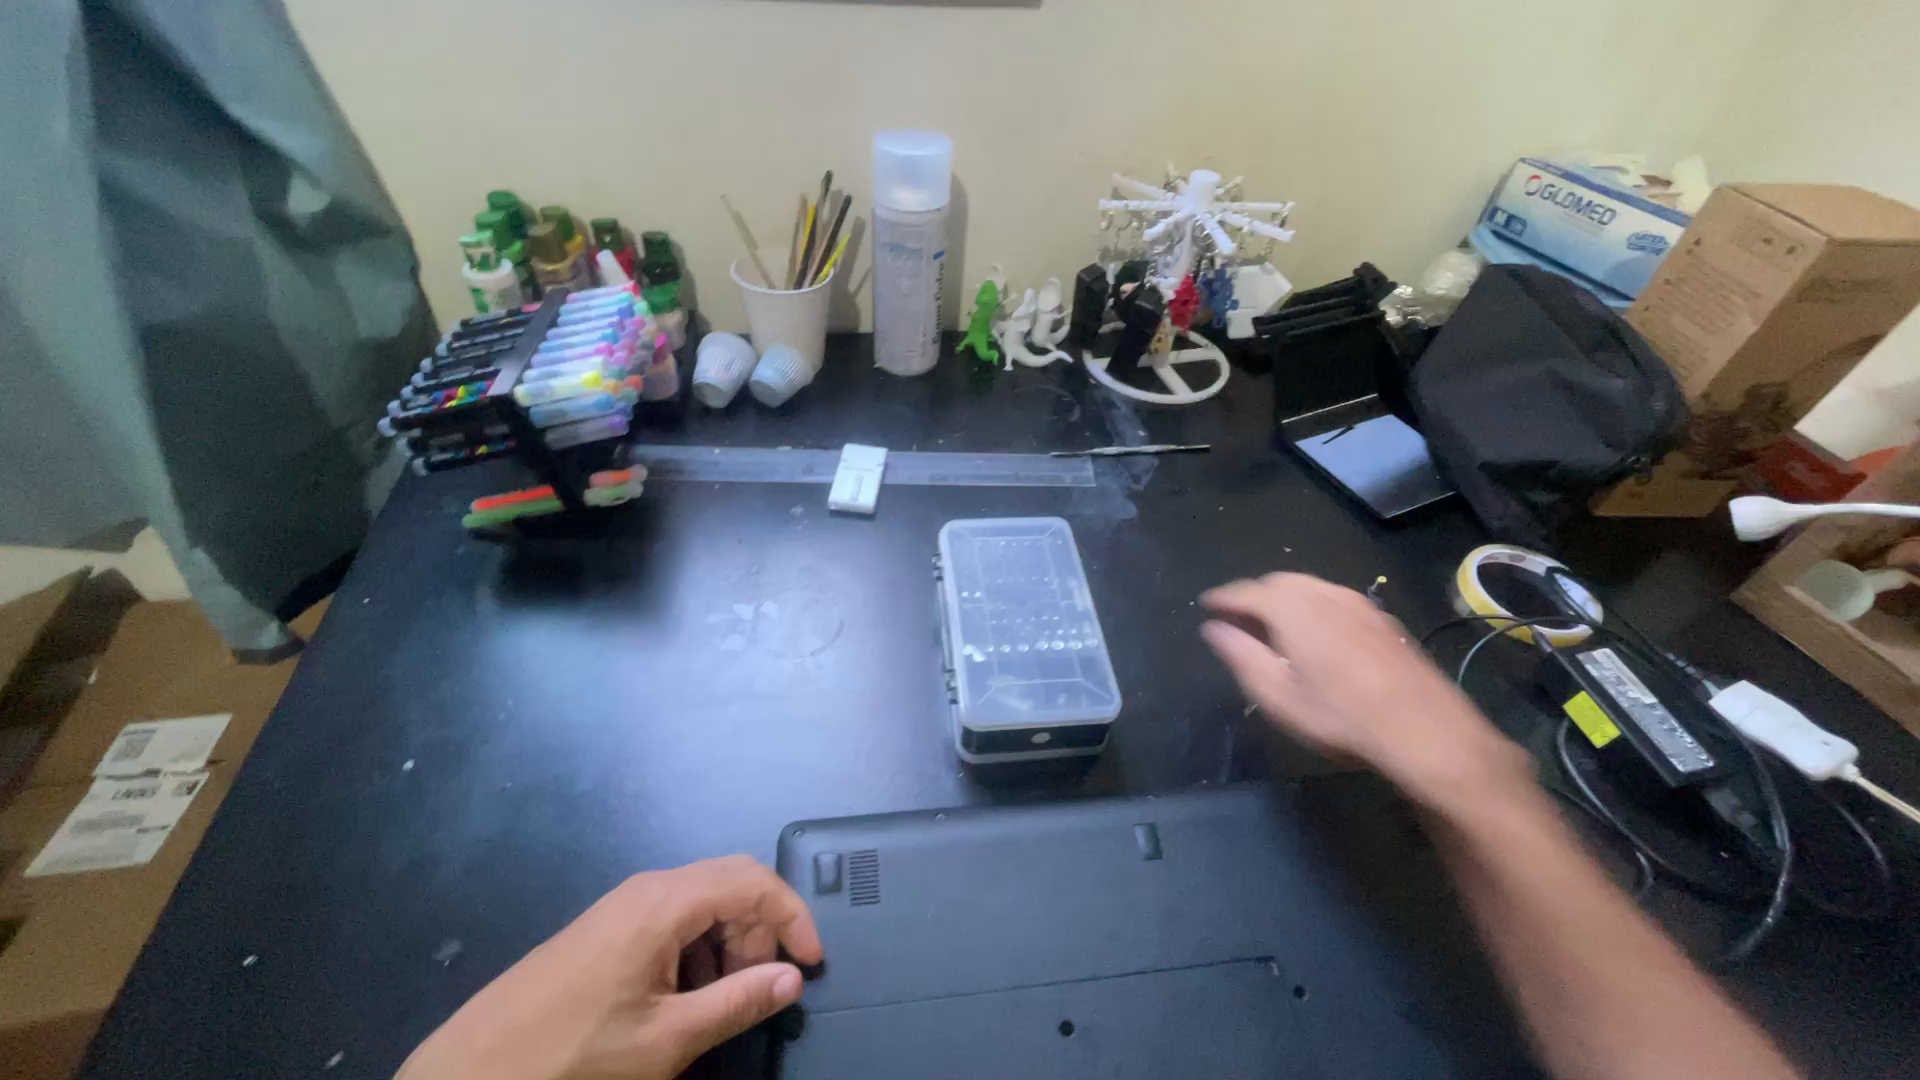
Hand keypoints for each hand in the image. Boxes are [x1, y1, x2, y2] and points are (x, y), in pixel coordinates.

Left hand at [397, 856, 823, 1079]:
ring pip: (703, 905)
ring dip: (728, 947)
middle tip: (762, 989)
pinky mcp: (606, 931)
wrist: (466, 1078)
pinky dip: (697, 954)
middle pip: (731, 885)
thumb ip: (738, 1004)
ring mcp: (623, 908)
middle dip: (761, 931)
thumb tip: (793, 978)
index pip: (754, 882)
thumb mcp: (665, 1041)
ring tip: (720, 1005)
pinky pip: (672, 924)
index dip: (793, 916)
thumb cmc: (574, 1055)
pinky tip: (682, 1003)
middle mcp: (649, 889)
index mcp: (666, 901)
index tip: (813, 963)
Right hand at [1200, 573, 1531, 812]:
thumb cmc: (1339, 715)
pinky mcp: (1383, 620)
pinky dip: (1312, 606)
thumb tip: (1213, 627)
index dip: (1223, 598)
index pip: (1246, 592)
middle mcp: (1325, 594)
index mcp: (1292, 607)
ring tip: (1272, 623)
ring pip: (1310, 588)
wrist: (1425, 730)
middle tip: (1237, 617)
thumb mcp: (1276, 693)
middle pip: (1279, 582)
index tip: (1207, 605)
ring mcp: (1359, 604)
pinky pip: (1334, 599)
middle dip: (1253, 595)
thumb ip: (1240, 654)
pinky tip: (1315, 633)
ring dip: (1284, 598)